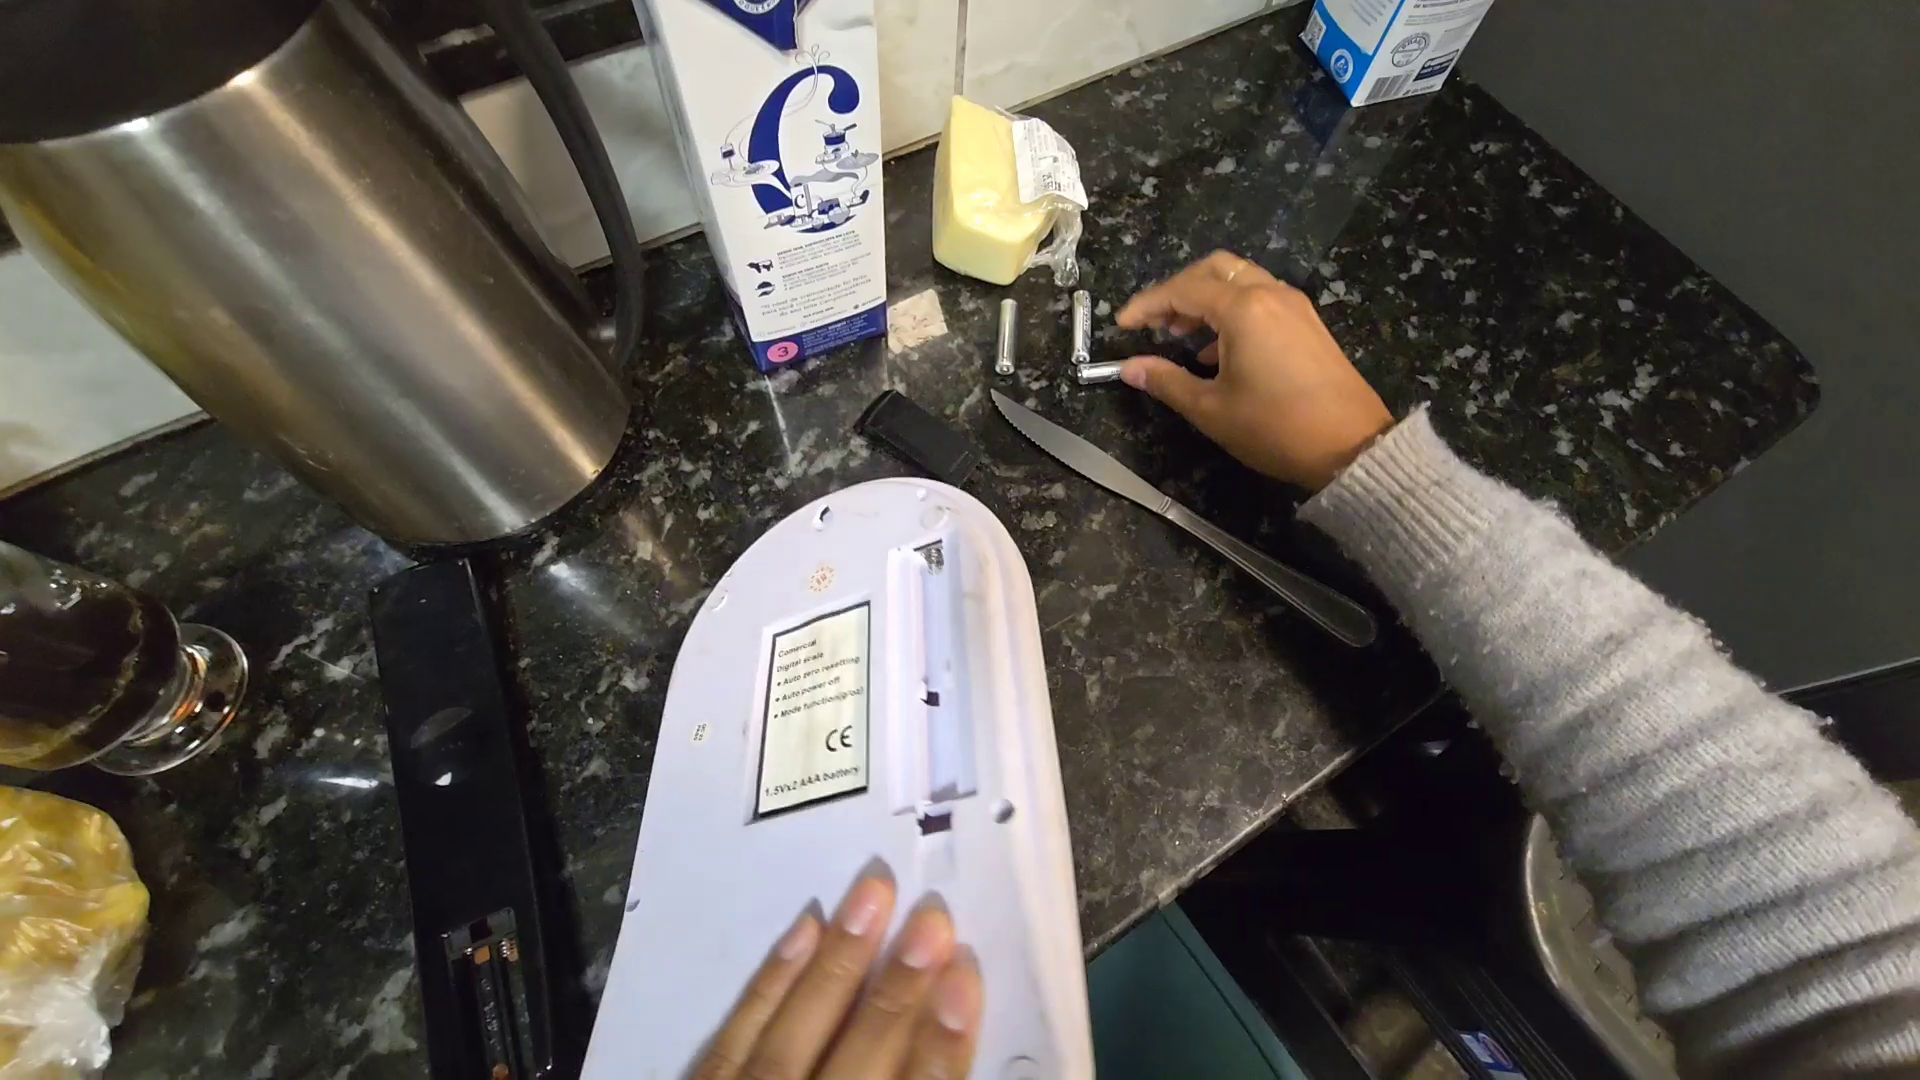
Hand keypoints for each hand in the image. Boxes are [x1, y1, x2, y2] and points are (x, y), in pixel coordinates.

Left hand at [694, 876, 983, 1079]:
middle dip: (895, 996)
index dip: (941, 1051)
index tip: (967, 978)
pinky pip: (728, 1043)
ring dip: (835, 967)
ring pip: (787, 1043)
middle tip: (932, 918)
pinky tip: (803, 927)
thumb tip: (942, 1048)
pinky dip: (768, 984)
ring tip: (872, 896)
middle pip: (854, 1071)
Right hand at [1117, 251, 1394, 490]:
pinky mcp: (1306, 323)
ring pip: (1240, 281)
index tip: (1122, 324)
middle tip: (1154, 322)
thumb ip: (1165, 381)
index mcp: (1244, 310)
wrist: (1350, 446)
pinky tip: (1216, 351)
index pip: (1183, 289)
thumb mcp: (1210, 409)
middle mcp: (1270, 294)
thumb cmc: (1274, 428)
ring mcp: (1294, 306)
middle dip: (1178, 290)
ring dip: (1205, 300)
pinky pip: (1260, 300)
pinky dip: (1230, 312)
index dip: (1147, 304)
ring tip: (1179, 336)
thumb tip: (1130, 368)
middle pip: (1215, 269)